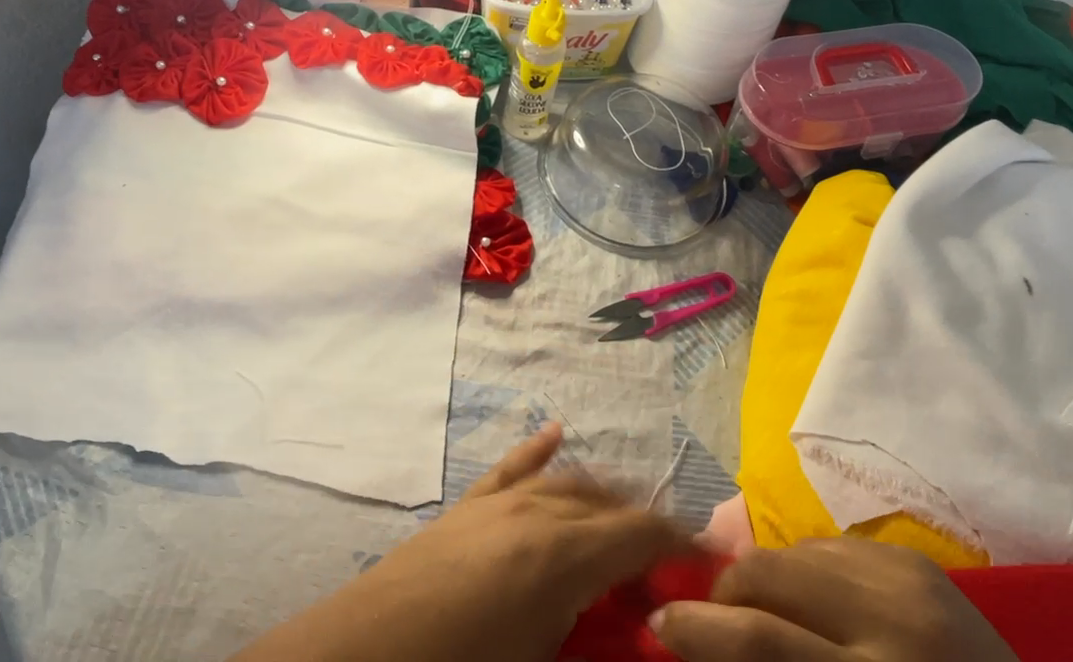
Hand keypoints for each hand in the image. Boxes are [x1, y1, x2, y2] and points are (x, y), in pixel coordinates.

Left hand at [230, 423, 691, 661]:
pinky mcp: (465, 509)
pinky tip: (554, 432)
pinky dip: (535, 451)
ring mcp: (496, 505)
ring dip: (603, 498)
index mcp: (562, 555)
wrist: (365, 654)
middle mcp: (535, 514)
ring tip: (627, 522)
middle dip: (645, 528)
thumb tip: (641, 639)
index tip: (708, 565)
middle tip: (667, 566)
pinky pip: (509, 469)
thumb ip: (596, 642)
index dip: (681, 545)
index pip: (642, 533)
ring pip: (566, 482)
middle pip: (608, 504)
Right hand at [650, 537, 1016, 661]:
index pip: (758, 639)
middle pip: (766, 572)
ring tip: (778, 617)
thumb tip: (693, 641)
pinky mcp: (917, 560)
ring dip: (768, 581)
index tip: (660, 626)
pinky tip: (824, 605)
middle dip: (724, 594)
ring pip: (791, 549)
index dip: (694, 628)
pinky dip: (808, 571)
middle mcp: (892, 623)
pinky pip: (829, 544)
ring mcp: (909, 581)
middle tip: (720, 624)